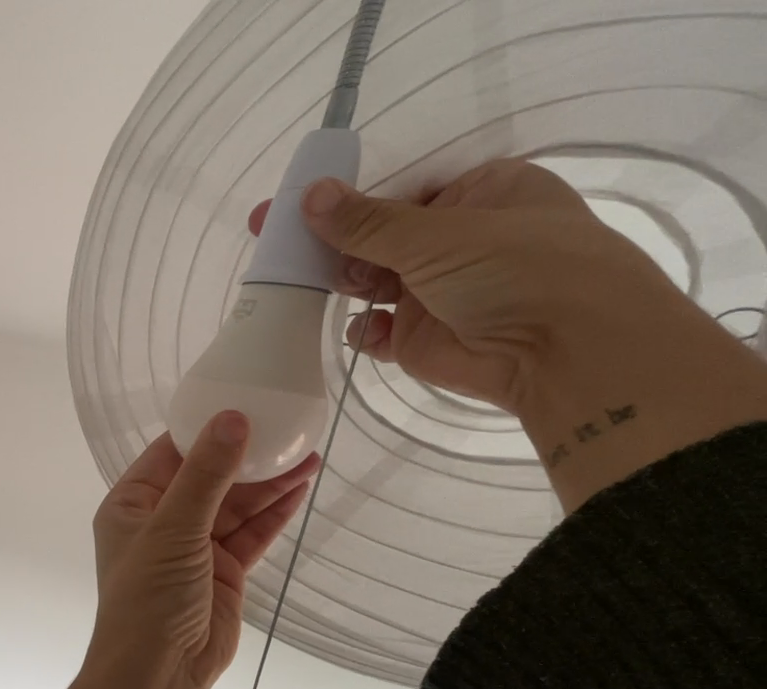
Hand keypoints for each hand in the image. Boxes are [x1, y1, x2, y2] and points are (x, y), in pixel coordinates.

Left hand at [86, 412, 316, 688]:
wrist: (161, 669)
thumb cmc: (150, 595)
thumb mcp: (174, 528)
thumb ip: (206, 475)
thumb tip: (232, 418)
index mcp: (130, 506)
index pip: (168, 455)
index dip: (204, 429)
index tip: (243, 400)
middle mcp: (159, 522)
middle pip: (207, 477)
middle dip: (245, 455)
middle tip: (290, 426)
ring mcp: (193, 547)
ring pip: (235, 505)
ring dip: (267, 482)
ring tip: (308, 454)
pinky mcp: (223, 571)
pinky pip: (251, 533)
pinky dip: (274, 512)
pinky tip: (302, 487)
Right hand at [250, 159, 766, 510]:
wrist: (561, 352)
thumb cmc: (516, 269)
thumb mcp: (437, 234)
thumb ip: (366, 222)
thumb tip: (308, 194)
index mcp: (477, 194)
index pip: (396, 192)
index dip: (343, 200)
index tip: (291, 206)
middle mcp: (457, 239)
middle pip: (375, 237)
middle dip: (329, 244)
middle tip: (272, 247)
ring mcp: (436, 290)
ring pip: (368, 281)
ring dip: (341, 284)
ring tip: (303, 285)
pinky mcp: (419, 337)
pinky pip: (373, 329)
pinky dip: (362, 330)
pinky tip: (365, 328)